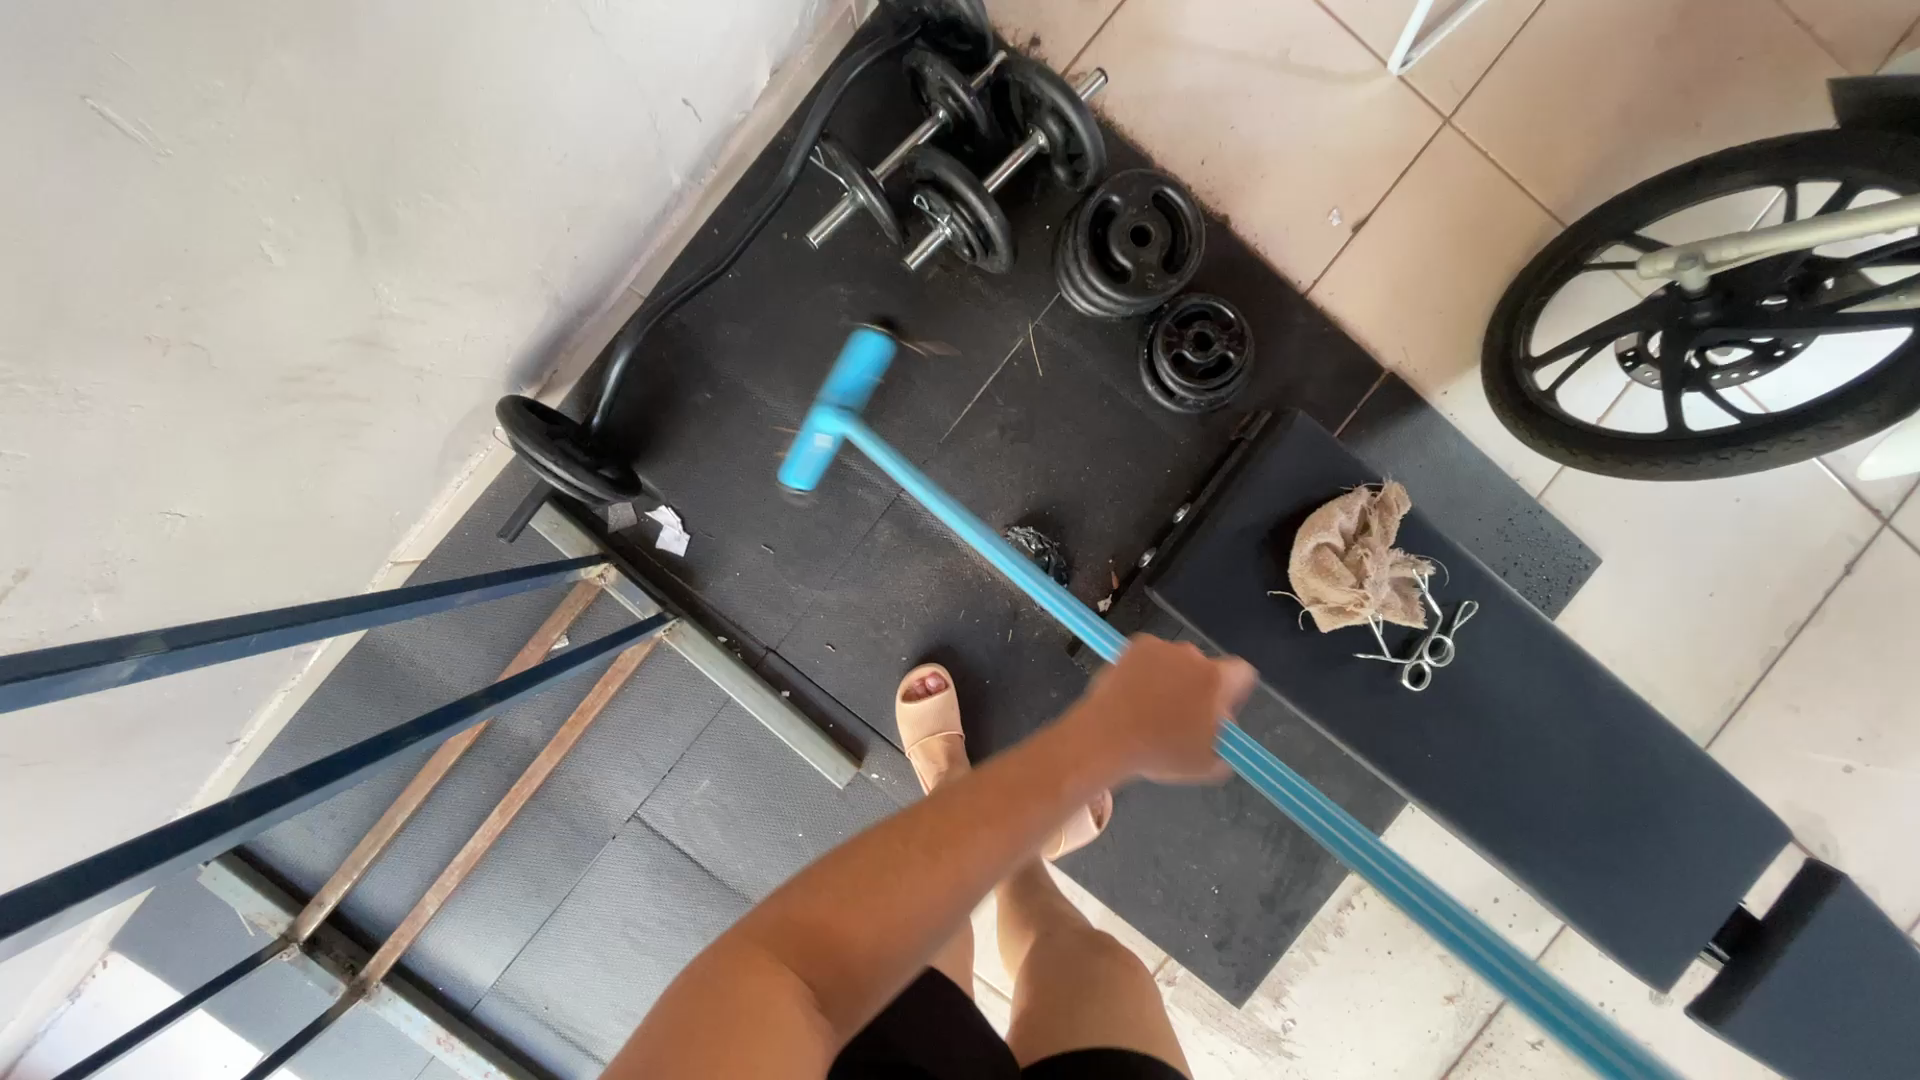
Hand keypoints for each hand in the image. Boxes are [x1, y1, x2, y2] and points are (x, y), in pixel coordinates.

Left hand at [1063, 635, 1257, 784]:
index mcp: (1216, 679)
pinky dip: (1148, 669)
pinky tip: (1136, 692)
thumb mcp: (1208, 763)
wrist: (1106, 736)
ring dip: (1172, 677)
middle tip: (1181, 713)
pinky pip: (1152, 656)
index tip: (1220, 709)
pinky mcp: (1134, 645)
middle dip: (1200, 687)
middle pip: (1207, 667)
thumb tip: (1223, 728)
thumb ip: (1228, 744)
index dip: (1235, 691)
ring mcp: (1161, 647)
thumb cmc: (1160, 752)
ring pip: (1177, 661)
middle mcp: (1192, 655)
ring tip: (1151, 705)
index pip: (1243, 673)